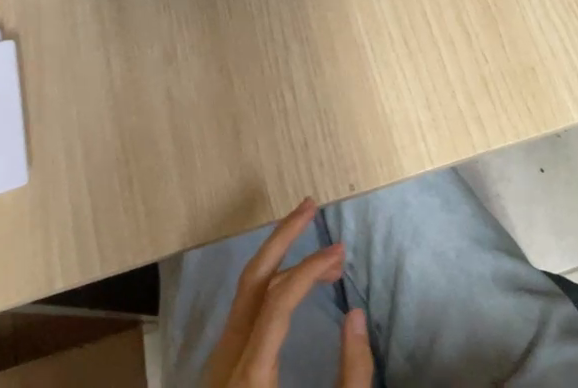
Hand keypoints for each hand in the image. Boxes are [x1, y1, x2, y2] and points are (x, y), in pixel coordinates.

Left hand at [203, 198, 373, 387]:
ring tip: (326, 258)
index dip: (309, 269)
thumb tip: (357, 317)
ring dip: (283, 261)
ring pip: (248, 292)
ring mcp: (220, 356)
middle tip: (310, 205)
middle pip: (252, 279)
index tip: (338, 251)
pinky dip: (273, 285)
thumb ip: (349, 374)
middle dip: (282, 237)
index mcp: (252, 370)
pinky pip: (246, 309)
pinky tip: (296, 286)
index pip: (278, 301)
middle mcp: (228, 354)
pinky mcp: (223, 362)